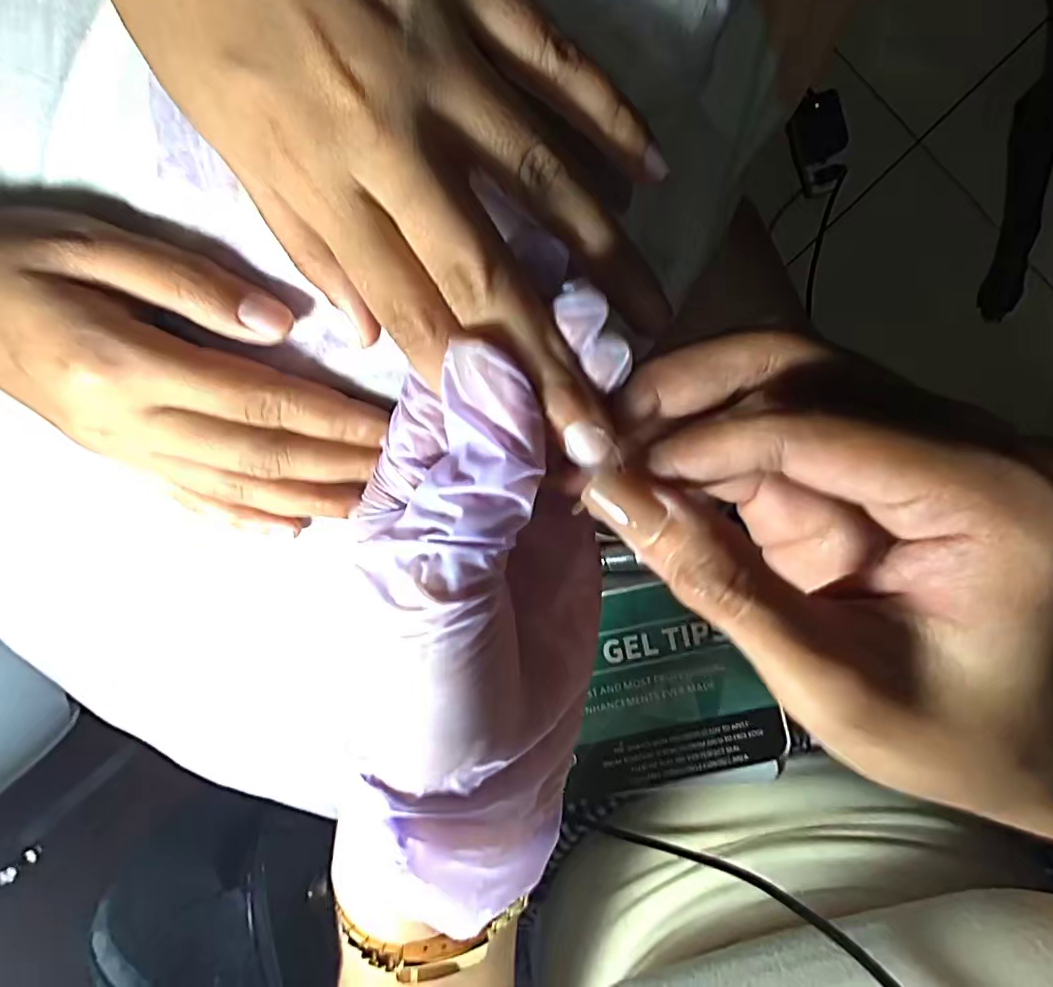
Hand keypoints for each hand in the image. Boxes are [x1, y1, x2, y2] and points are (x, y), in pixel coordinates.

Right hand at [0, 208, 388, 531]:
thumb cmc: (16, 259)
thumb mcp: (99, 246)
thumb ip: (195, 285)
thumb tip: (282, 327)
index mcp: (131, 367)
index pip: (263, 402)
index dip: (335, 420)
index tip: (392, 429)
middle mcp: (134, 426)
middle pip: (262, 456)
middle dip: (340, 466)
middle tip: (402, 472)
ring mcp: (126, 454)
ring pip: (237, 489)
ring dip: (310, 499)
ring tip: (369, 506)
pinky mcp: (119, 463)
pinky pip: (191, 502)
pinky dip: (246, 520)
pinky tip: (289, 531)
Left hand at [59, 0, 670, 464]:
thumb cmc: (190, 12)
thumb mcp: (229, 144)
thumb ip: (309, 243)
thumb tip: (371, 336)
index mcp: (322, 176)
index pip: (415, 308)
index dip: (471, 381)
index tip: (519, 436)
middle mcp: (393, 131)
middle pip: (487, 269)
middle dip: (548, 359)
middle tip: (598, 424)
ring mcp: (442, 57)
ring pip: (543, 176)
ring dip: (605, 257)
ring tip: (650, 317)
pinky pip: (558, 60)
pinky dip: (610, 115)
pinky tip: (652, 169)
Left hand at [334, 285, 629, 941]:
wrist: (484, 776)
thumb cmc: (428, 689)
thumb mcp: (435, 582)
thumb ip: (468, 479)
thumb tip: (487, 357)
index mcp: (409, 477)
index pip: (448, 380)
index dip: (491, 328)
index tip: (536, 275)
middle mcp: (465, 473)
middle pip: (511, 392)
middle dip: (551, 350)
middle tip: (600, 302)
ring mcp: (523, 497)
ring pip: (558, 424)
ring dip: (590, 387)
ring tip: (629, 338)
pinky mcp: (572, 527)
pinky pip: (596, 469)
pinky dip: (617, 440)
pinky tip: (643, 403)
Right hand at [587, 332, 1052, 839]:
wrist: (1014, 741)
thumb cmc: (942, 735)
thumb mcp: (826, 684)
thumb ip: (721, 586)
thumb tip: (618, 497)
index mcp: (995, 499)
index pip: (824, 428)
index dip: (709, 439)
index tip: (616, 462)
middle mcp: (973, 439)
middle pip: (807, 368)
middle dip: (691, 389)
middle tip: (604, 425)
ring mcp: (932, 433)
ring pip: (787, 374)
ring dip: (691, 403)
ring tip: (613, 439)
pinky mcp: (884, 446)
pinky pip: (784, 416)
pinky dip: (710, 436)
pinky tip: (653, 457)